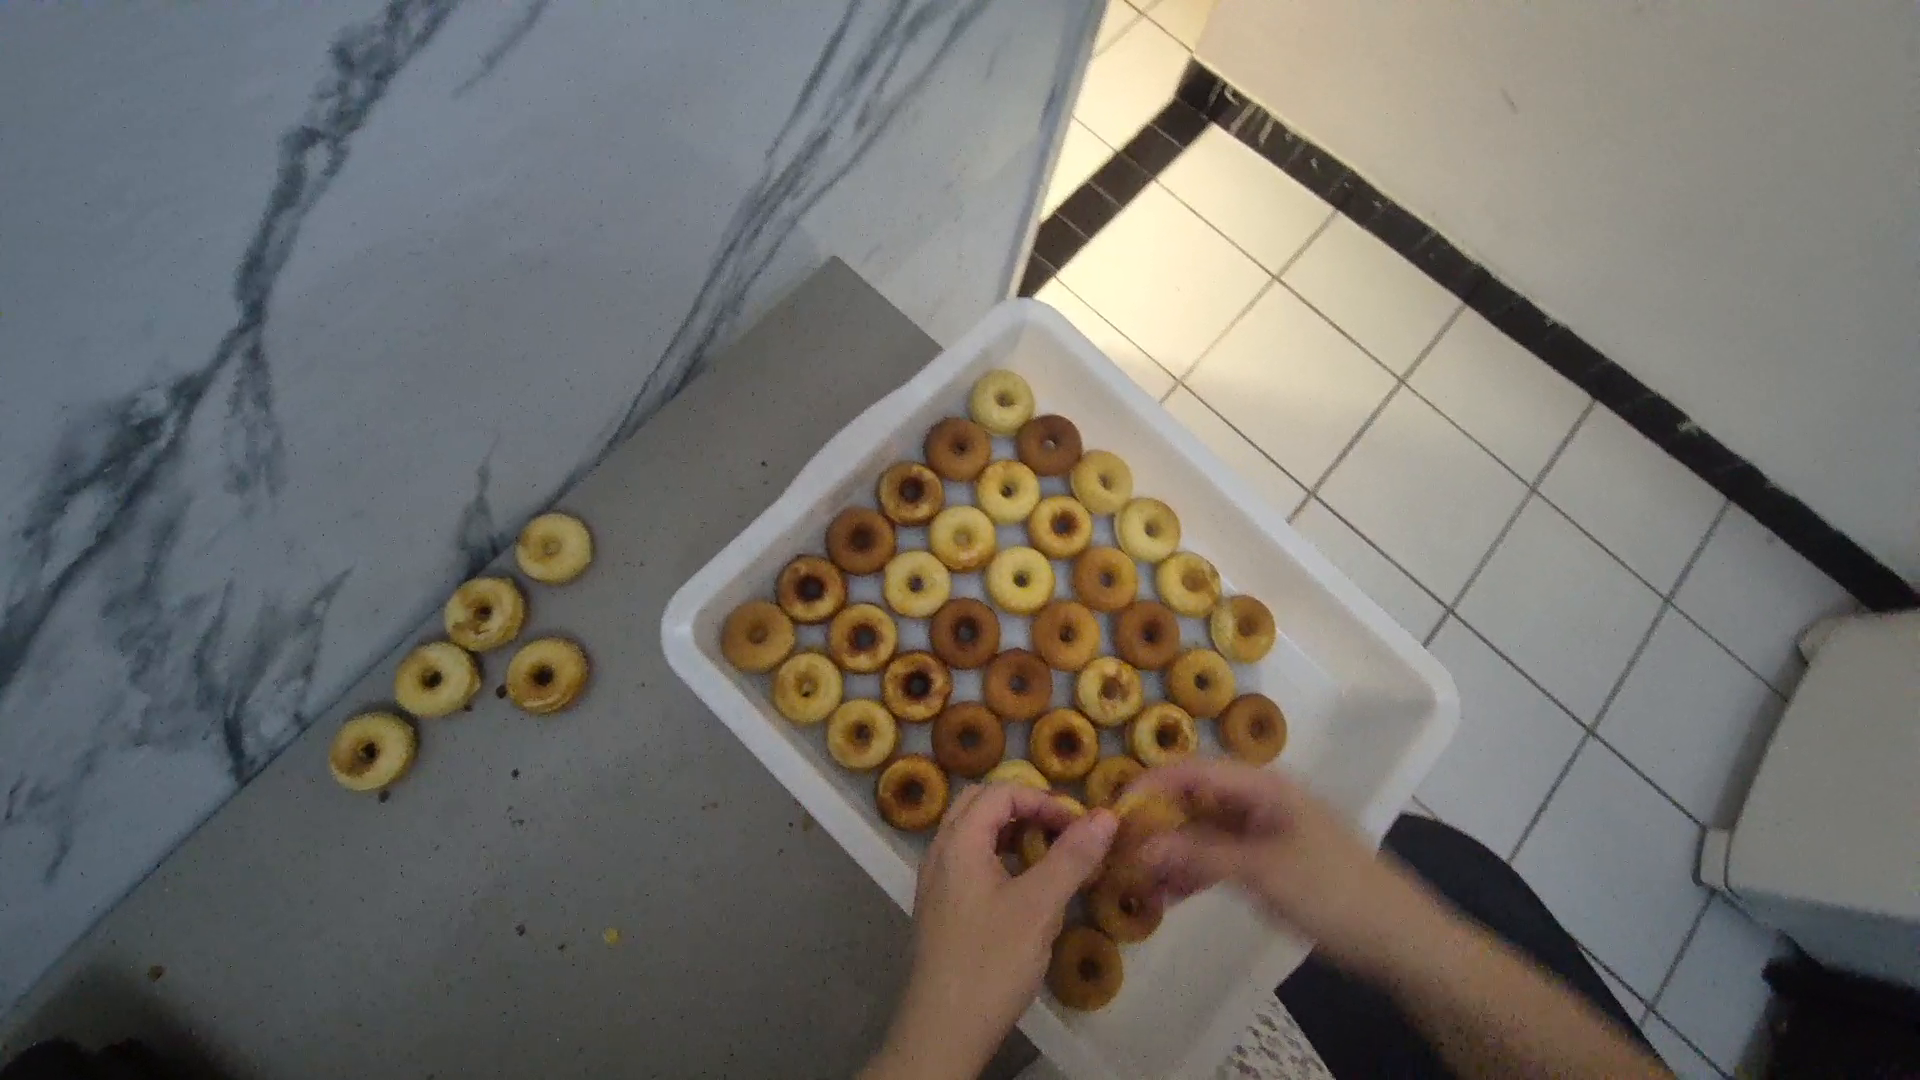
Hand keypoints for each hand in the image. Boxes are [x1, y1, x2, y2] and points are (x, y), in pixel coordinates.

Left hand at [865, 783, 1116, 1079]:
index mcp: (959, 840)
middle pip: (982, 803)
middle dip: (1025, 807)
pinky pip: (970, 859)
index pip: (1002, 792)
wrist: (942, 1030)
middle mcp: (941, 850)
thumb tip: (1106, 815)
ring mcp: (937, 878)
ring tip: (1048, 851)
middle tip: (1062, 829)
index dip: (1043, 800)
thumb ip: (1072, 856)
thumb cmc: (991, 961)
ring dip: (1011, 830)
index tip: (1079, 826)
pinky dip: (999, 855)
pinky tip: (1024, 883)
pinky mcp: (941, 905)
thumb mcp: (1040, 906)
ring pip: (973, 831)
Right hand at [1131, 759, 1440, 977]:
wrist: (1402, 943)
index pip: (1192, 771)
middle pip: (1193, 799)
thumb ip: (1198, 854)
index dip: (1150, 786)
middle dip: (1156, 823)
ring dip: (1172, 853)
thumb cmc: (1334, 892)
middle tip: (1120, 851)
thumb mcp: (1261, 872)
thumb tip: (1139, 844)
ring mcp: (1263, 830)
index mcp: (1261, 785)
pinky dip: (1194, 872)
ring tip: (1140, 882)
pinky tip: (1170, 897)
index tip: (1114, 812)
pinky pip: (1218, 857)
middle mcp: (1258, 799)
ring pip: (1202, 831)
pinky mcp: (1267, 860)